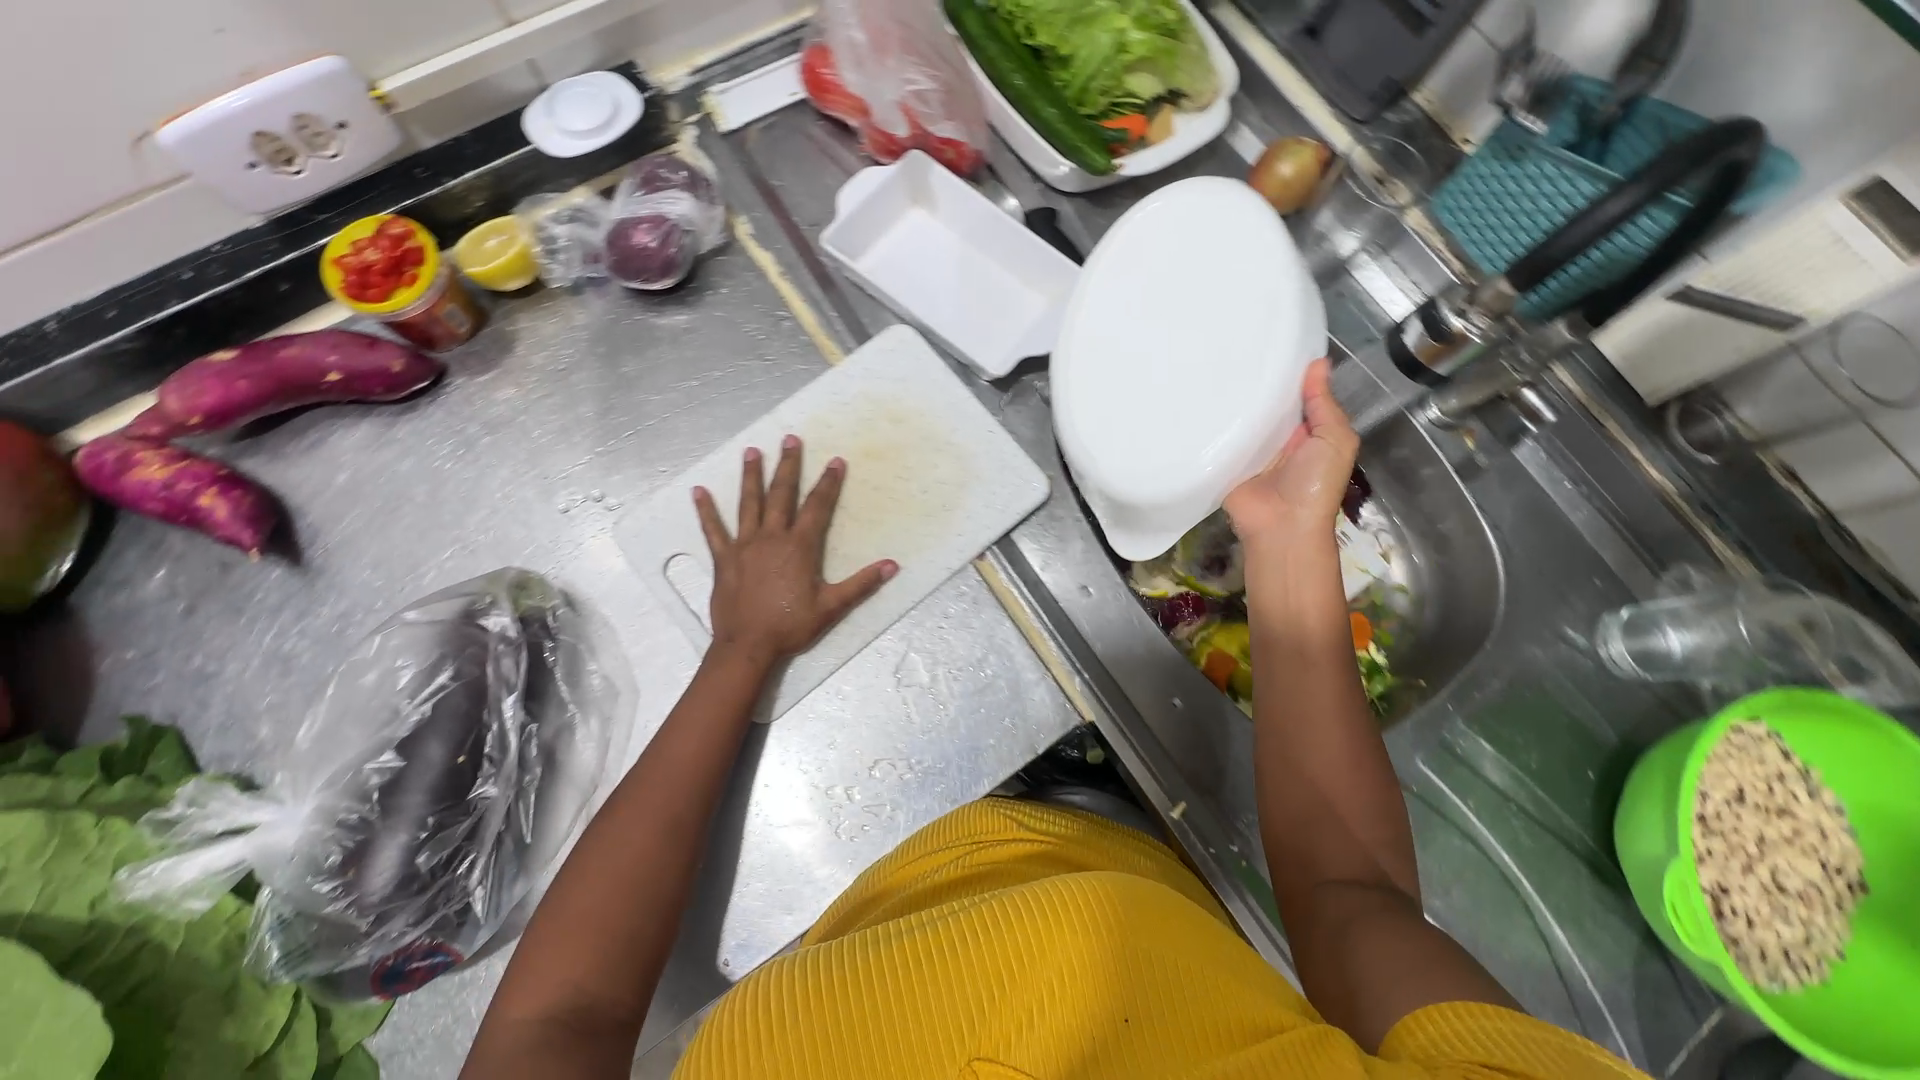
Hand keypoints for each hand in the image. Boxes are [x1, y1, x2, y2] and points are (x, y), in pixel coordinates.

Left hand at [693, 435, 896, 666]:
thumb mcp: (832, 607)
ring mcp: (744, 546)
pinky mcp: (723, 559)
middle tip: (791, 439)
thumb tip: (891, 566)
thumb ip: (861, 584)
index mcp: (799, 547)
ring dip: (751, 476)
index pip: (817, 507)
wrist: (748, 645)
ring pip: (748, 503)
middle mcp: (771, 537)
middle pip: (781, 494)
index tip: (836, 461)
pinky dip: (706, 510)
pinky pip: (713, 530)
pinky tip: (698, 491)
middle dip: (788, 465)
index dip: (828, 483)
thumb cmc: (791, 626)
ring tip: (752, 451)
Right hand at [1223, 358, 1358, 545]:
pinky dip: (1209, 424)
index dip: (1288, 371)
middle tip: (1233, 347)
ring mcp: (1249, 450)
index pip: (1297, 394)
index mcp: (1308, 431)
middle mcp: (1278, 438)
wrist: (1281, 527)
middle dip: (1254, 380)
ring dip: (1228, 400)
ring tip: (1211, 364)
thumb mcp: (1335, 440)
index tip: (1271, 340)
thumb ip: (1324, 404)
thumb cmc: (1315, 484)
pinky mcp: (1225, 462)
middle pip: (1266, 404)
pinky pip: (1217, 438)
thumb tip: (1318, 362)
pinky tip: (1196, 399)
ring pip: (1240, 418)